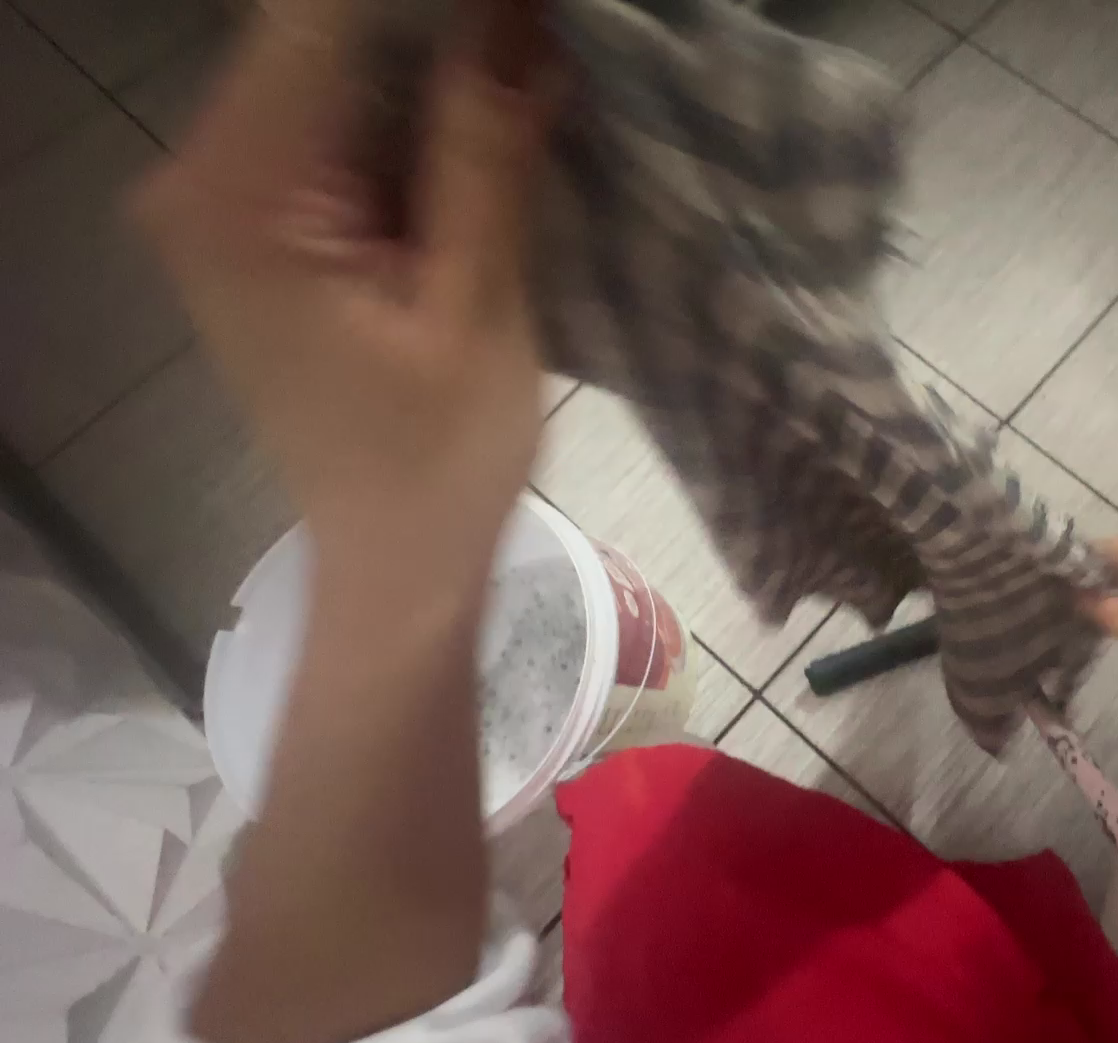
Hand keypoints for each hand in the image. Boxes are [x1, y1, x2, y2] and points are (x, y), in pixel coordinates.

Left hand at [130, 0, 549, 576]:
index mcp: (238, 193)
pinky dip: (427, 151)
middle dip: (445, 42)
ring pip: (345, 104)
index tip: (533, 12)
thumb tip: (519, 36)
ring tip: (543, 95)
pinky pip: (353, 160)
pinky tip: (498, 154)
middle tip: (554, 54)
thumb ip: (483, 167)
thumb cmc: (442, 457)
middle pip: (324, 53)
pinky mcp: (280, 243)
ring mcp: (238, 211)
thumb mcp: (476, 309)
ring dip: (444, 96)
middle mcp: (207, 181)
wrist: (402, 555)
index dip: (436, 3)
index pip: (318, 24)